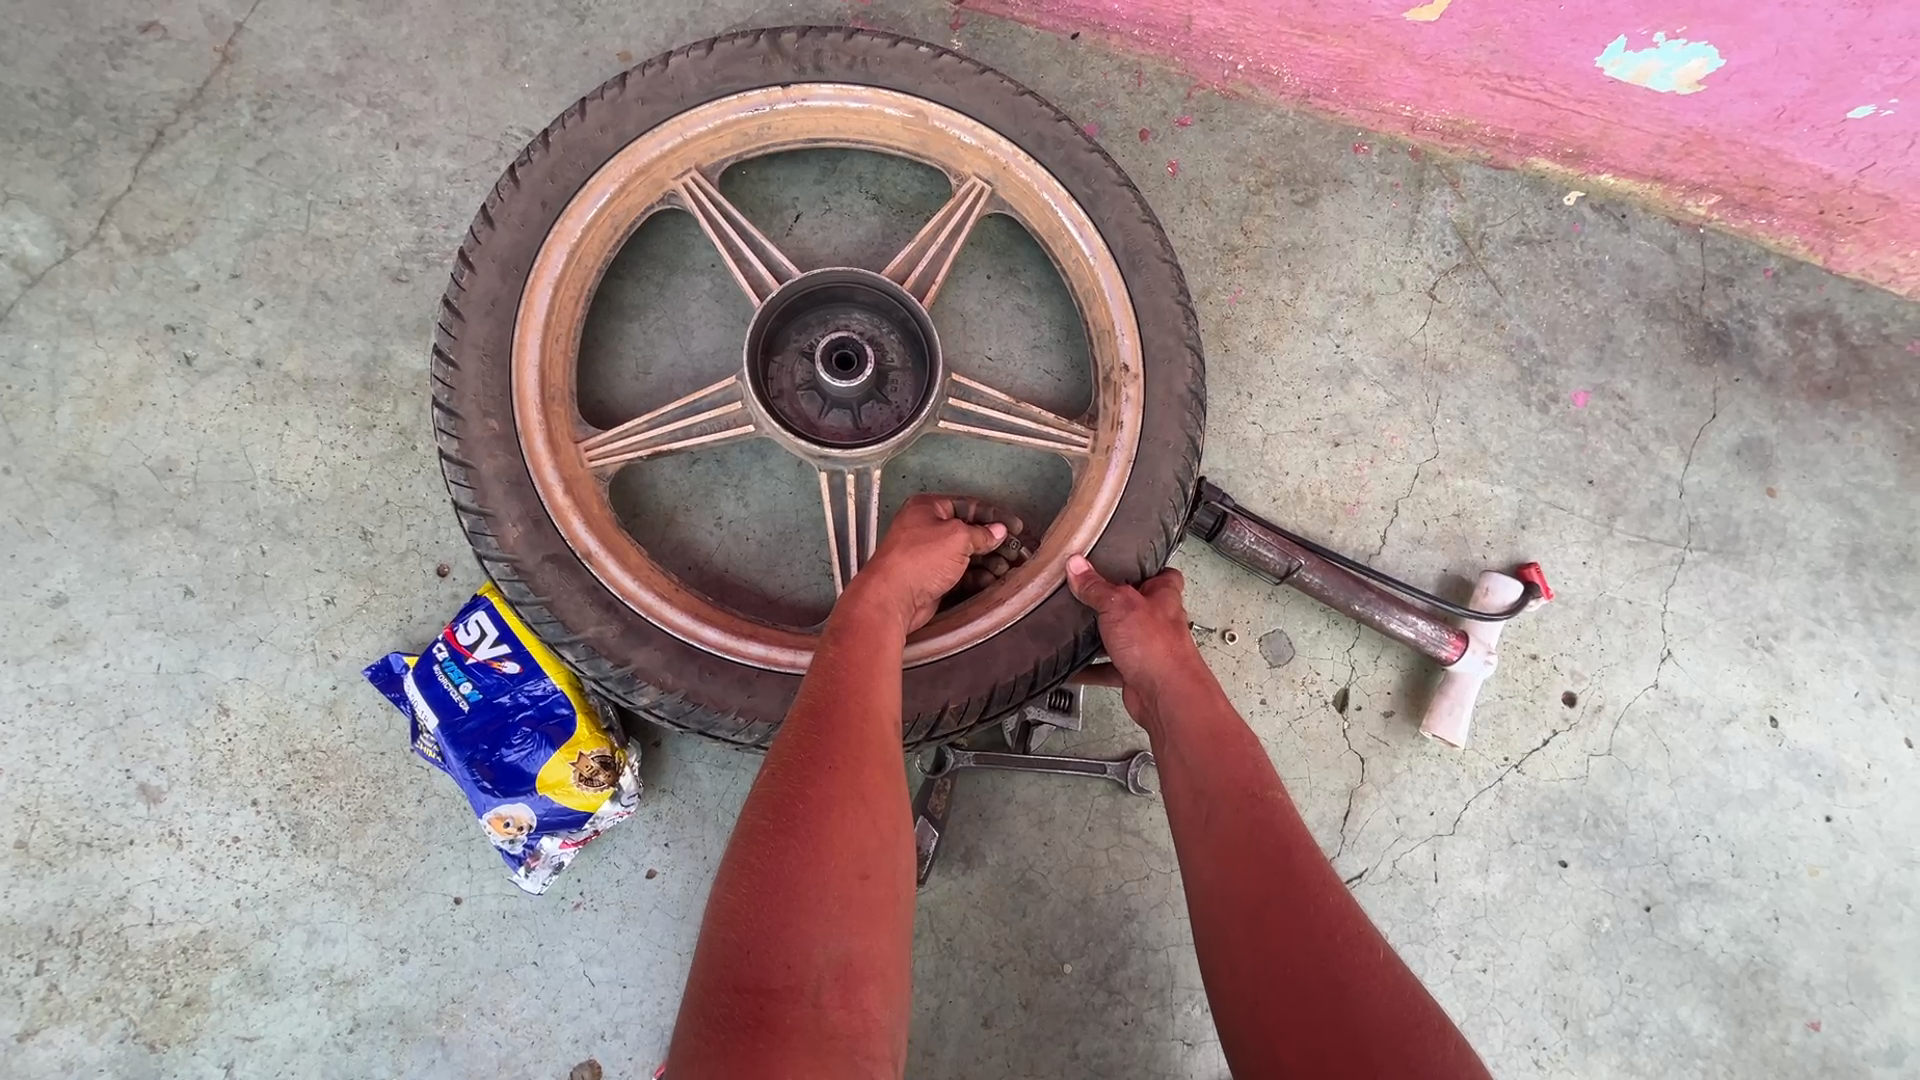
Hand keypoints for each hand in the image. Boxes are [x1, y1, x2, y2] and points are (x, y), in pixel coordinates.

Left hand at [841, 495, 1008, 634]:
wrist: (893, 598)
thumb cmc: (917, 560)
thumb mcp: (957, 538)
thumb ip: (982, 534)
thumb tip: (997, 531)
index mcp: (928, 508)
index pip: (968, 506)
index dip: (994, 515)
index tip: (1013, 525)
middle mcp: (926, 528)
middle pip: (969, 531)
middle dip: (993, 541)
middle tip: (1014, 549)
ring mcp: (928, 555)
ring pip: (966, 554)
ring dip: (988, 560)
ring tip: (1006, 567)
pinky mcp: (931, 578)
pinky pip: (960, 573)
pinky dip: (976, 576)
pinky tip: (990, 580)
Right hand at [1065, 555, 1210, 718]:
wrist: (1166, 696)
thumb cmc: (1159, 648)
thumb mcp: (1119, 605)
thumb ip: (1096, 587)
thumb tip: (1077, 566)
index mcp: (1162, 597)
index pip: (1164, 575)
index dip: (1150, 568)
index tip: (1131, 562)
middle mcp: (1156, 622)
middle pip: (1136, 606)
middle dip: (1114, 603)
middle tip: (1090, 594)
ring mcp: (1145, 649)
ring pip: (1120, 638)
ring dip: (1100, 636)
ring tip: (1076, 627)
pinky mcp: (1133, 673)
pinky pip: (1106, 668)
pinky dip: (1088, 669)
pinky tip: (1073, 667)